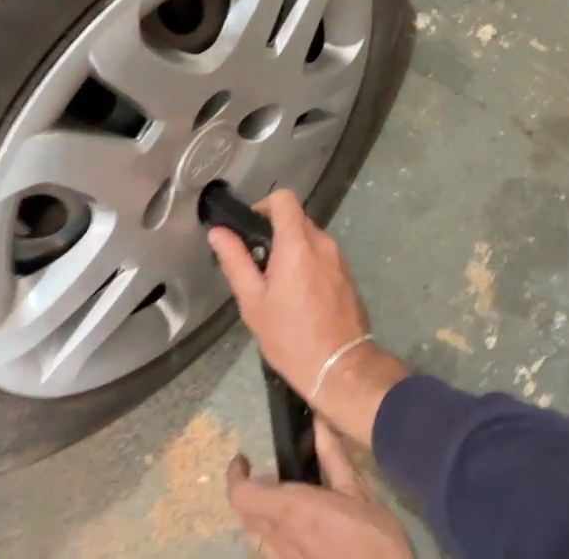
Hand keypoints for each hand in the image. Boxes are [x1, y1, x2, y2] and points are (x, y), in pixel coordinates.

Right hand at [207, 190, 407, 441]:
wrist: (341, 369)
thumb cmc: (291, 337)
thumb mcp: (253, 302)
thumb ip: (236, 261)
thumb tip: (219, 233)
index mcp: (297, 244)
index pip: (284, 199)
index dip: (265, 205)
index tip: (251, 228)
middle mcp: (323, 244)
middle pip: (297, 220)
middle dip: (276, 234)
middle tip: (259, 265)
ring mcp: (340, 260)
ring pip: (311, 240)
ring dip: (294, 252)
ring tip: (278, 287)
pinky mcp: (349, 277)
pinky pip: (324, 258)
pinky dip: (309, 266)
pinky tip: (300, 299)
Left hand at [227, 417, 413, 558]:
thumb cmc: (375, 541)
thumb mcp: (359, 494)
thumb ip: (335, 459)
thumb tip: (321, 423)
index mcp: (291, 510)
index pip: (242, 494)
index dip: (235, 475)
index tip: (243, 460)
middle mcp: (279, 539)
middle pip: (245, 516)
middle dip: (252, 494)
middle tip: (272, 480)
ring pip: (255, 540)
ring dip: (261, 521)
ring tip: (283, 509)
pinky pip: (270, 556)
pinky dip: (274, 542)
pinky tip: (299, 538)